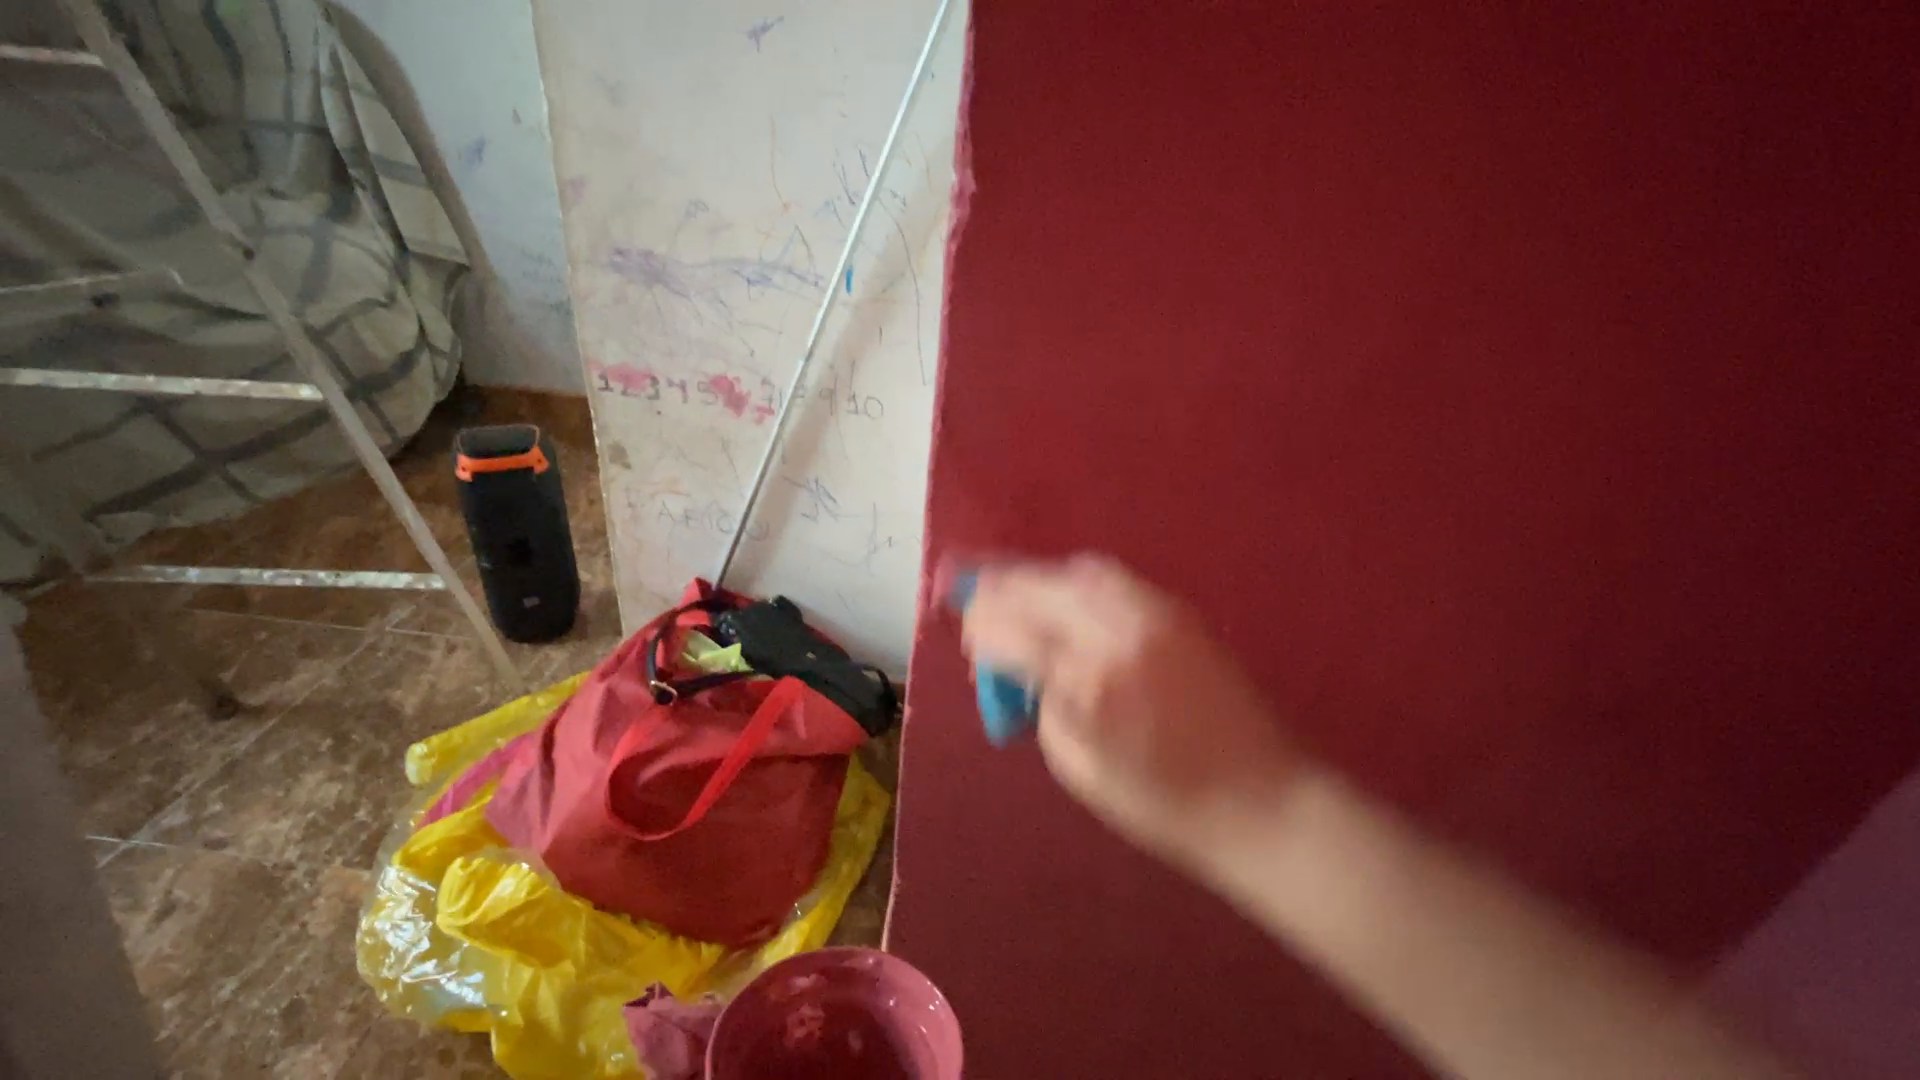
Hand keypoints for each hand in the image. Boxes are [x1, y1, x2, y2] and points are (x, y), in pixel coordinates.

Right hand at [959, 555, 1301, 867]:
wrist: (1265, 799)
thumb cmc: (1165, 804)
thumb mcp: (1081, 770)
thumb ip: (1044, 708)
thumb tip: (1021, 670)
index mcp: (1091, 683)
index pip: (1014, 633)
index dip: (980, 626)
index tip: (961, 630)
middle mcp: (1119, 633)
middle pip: (1041, 587)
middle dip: (998, 588)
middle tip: (968, 593)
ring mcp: (1155, 615)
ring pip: (1077, 572)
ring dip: (1036, 577)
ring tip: (1010, 589)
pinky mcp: (1178, 612)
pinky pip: (1112, 579)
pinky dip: (1074, 580)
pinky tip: (1061, 596)